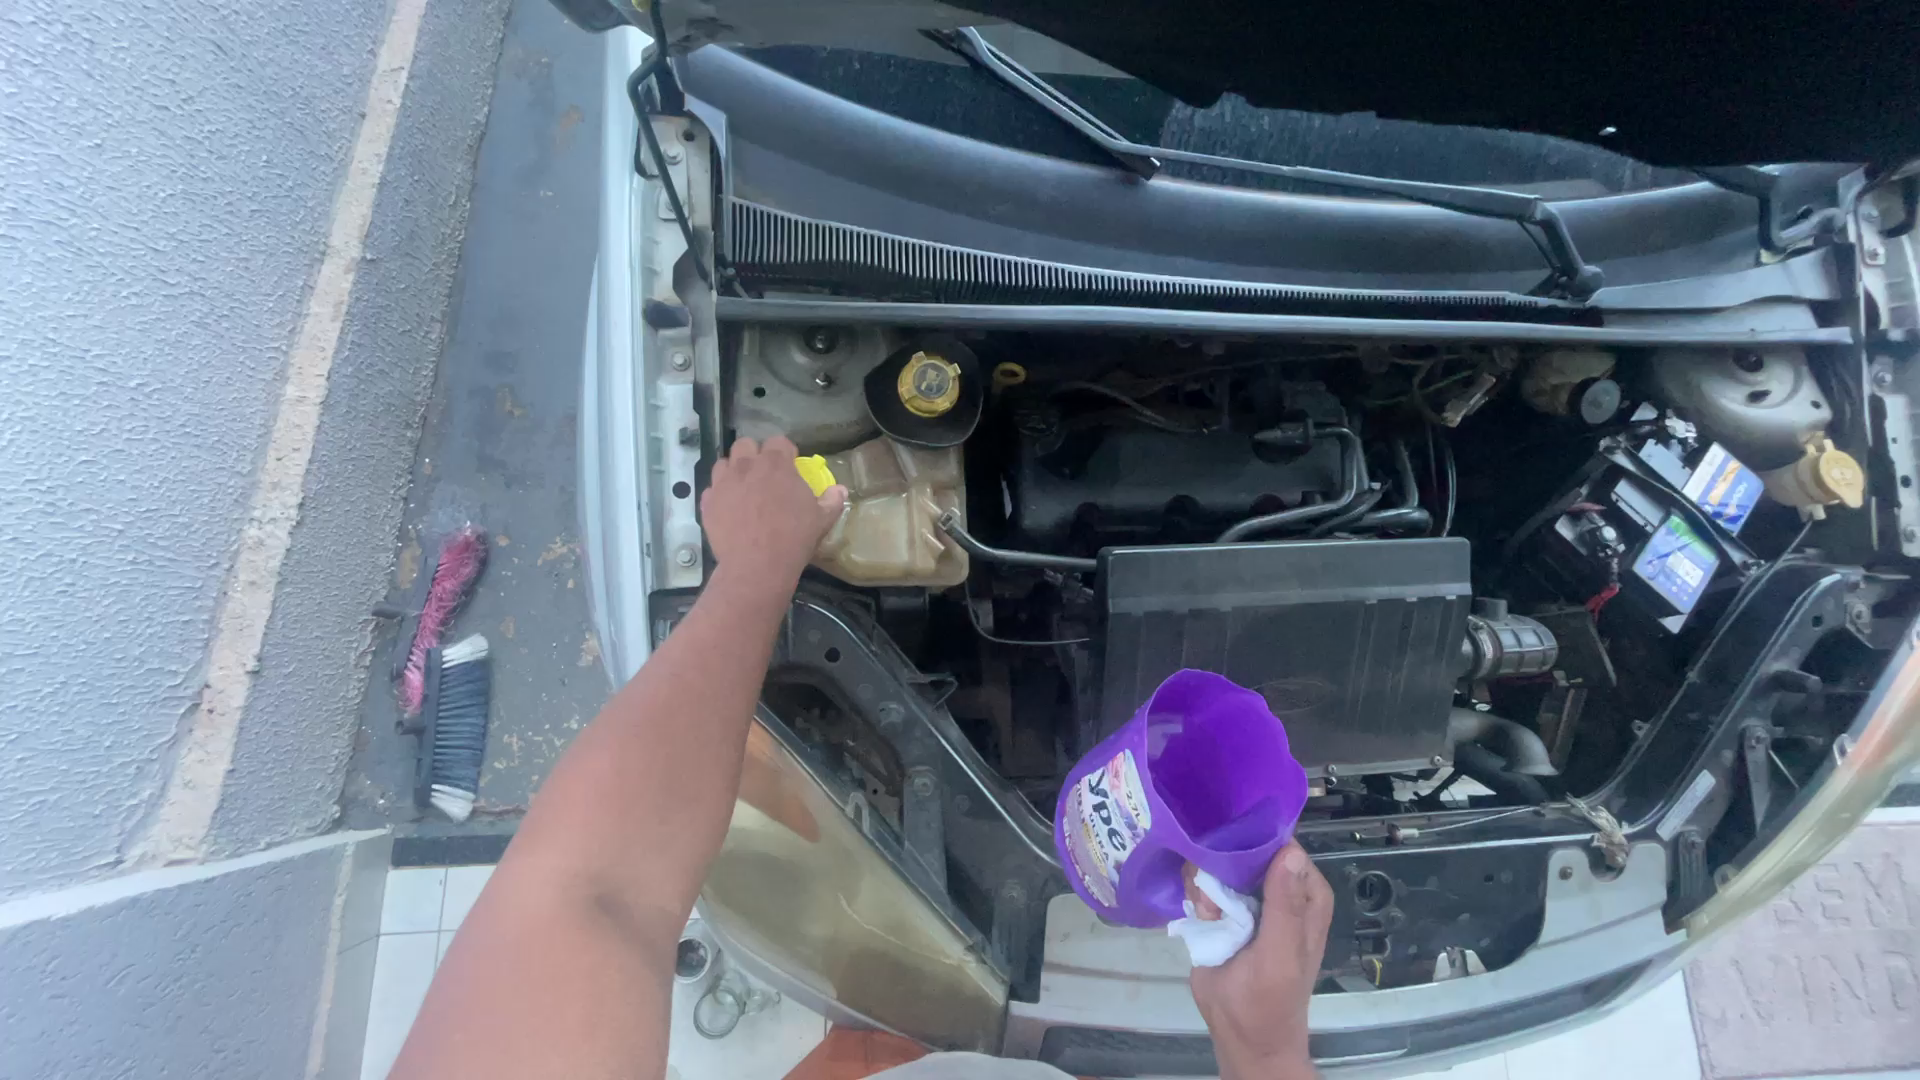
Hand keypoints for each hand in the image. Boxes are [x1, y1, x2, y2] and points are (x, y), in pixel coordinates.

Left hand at [700, 436, 846, 591]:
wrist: (757, 565)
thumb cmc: (794, 538)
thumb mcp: (822, 520)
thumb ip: (831, 500)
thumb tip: (840, 490)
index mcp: (776, 464)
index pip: (779, 441)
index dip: (785, 451)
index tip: (790, 464)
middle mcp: (746, 466)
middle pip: (745, 444)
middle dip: (754, 453)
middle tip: (763, 473)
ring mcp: (723, 483)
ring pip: (724, 463)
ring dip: (734, 470)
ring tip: (743, 488)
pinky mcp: (708, 503)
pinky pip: (712, 490)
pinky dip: (720, 495)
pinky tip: (729, 508)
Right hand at [1189, 843, 1332, 1079]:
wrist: (1241, 1038)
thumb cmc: (1270, 1001)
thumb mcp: (1280, 954)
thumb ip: (1285, 905)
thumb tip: (1290, 852)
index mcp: (1306, 894)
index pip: (1283, 845)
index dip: (1255, 842)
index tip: (1231, 857)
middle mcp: (1280, 888)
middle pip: (1245, 847)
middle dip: (1223, 864)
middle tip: (1216, 897)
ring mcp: (1249, 897)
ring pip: (1219, 861)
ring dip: (1207, 883)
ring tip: (1210, 914)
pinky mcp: (1223, 907)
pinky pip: (1204, 880)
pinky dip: (1198, 894)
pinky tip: (1203, 916)